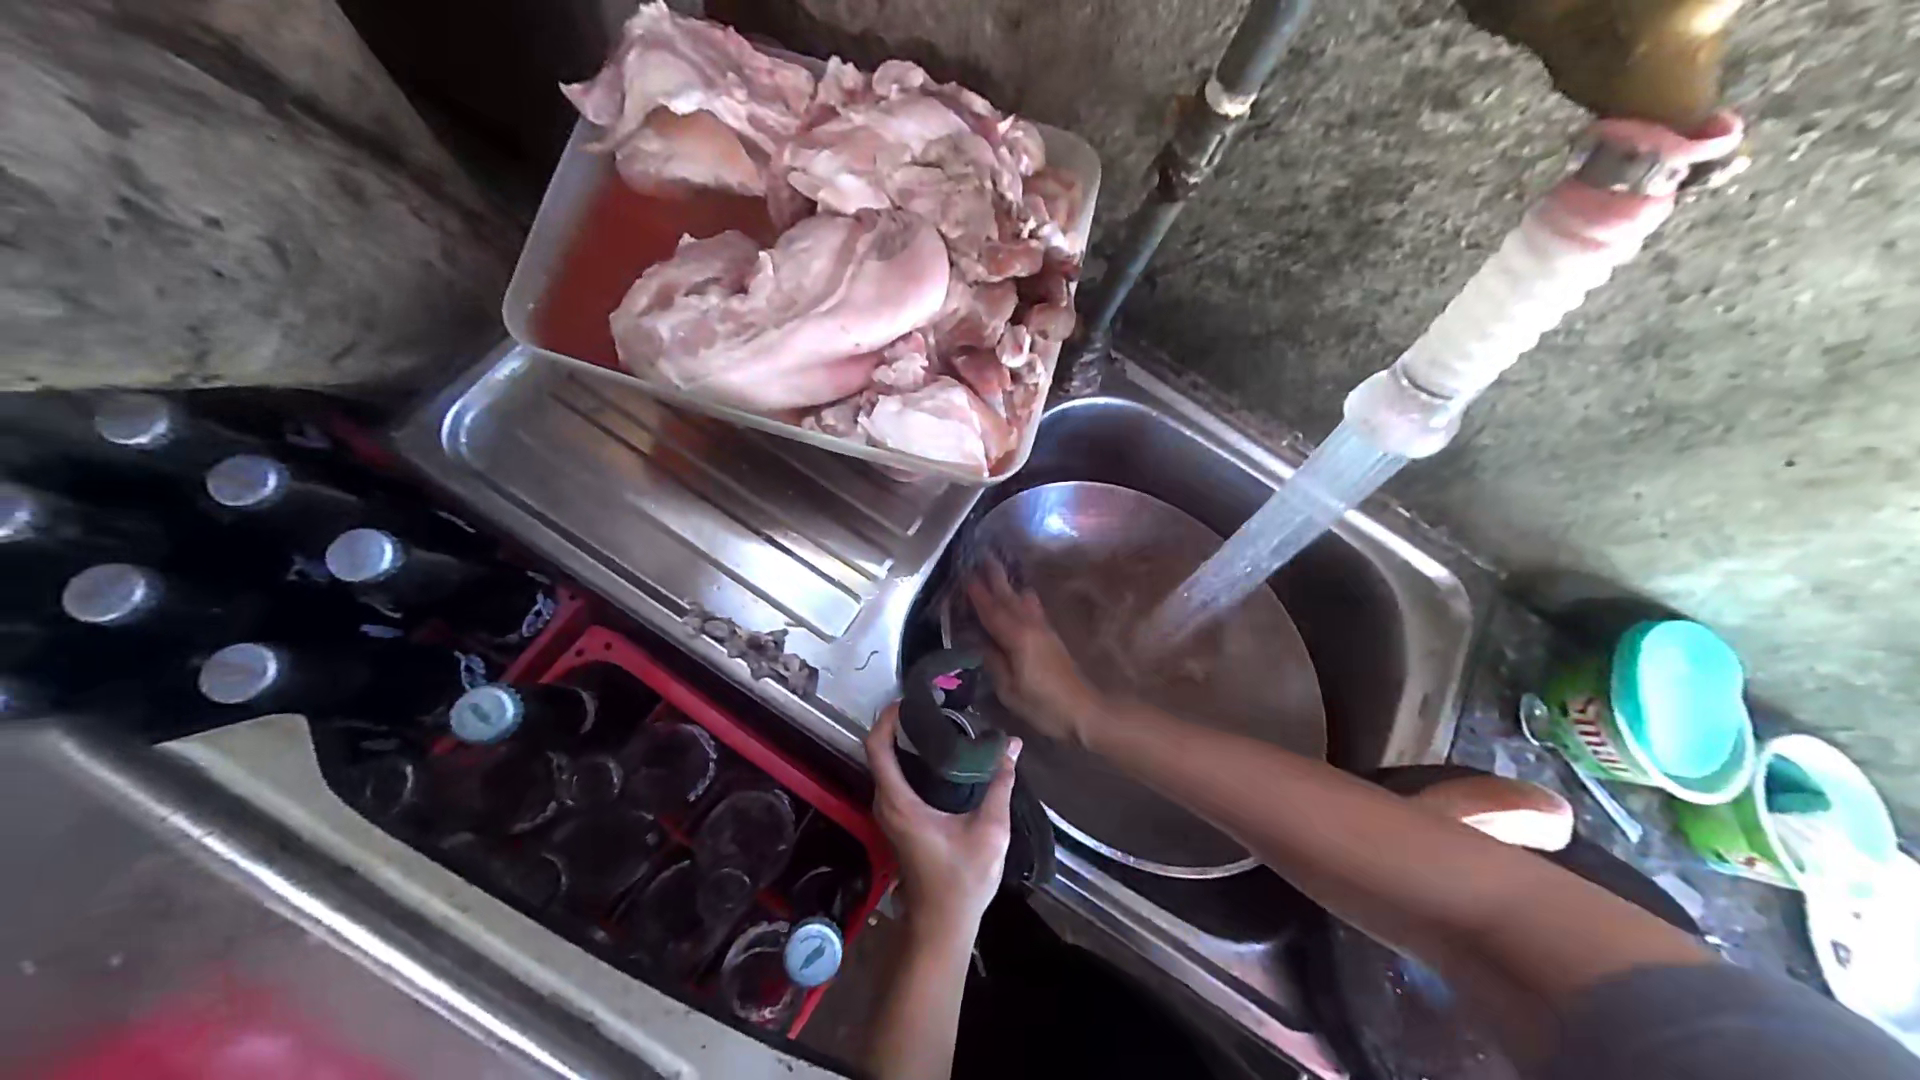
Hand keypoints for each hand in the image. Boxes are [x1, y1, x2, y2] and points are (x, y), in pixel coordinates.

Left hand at [866, 703, 1018, 937]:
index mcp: (899, 802)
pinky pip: (894, 777)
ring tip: (938, 722)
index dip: (888, 718)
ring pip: (886, 764)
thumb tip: (1013, 745)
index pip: (877, 747)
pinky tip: (938, 754)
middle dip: (899, 723)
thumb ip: (1000, 784)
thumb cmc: (962, 880)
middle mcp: (886, 803)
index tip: (912, 699)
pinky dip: (908, 758)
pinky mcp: (898, 819)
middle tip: (933, 706)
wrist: (942, 924)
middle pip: (879, 751)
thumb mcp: (989, 830)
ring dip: (904, 740)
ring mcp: (889, 812)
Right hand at [964, 560, 1102, 744]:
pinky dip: (1021, 597)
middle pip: (1009, 598)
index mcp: (1017, 638)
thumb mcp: (1009, 689)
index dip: (977, 595)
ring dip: (1009, 585)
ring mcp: (1043, 629)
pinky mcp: (1050, 636)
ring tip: (997, 571)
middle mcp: (1031, 626)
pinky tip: (1020, 596)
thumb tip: (977, 640)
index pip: (991, 611)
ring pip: (1022, 600)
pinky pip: (1032, 608)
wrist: (1084, 711)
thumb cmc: (1043, 705)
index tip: (964, 576)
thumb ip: (992, 660)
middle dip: (994, 578)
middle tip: (982, 557)